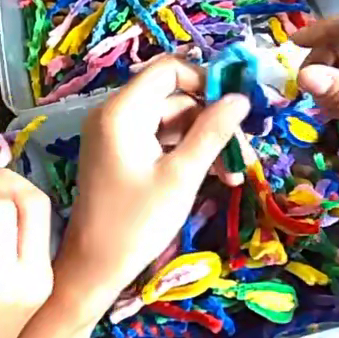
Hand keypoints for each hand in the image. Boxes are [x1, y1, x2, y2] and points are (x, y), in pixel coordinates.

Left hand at [58, 56, 248, 319]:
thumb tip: (241, 98)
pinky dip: (187, 153)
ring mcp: (119, 134)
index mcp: (123, 111)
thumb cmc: (136, 222)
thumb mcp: (182, 176)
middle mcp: (116, 114)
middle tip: (244, 152)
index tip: (237, 105)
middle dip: (212, 121)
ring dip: (205, 141)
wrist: (94, 266)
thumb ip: (212, 132)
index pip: (169, 70)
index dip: (205, 80)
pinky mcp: (123, 153)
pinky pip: (162, 140)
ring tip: (233, 174)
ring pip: (173, 121)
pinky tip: (215, 177)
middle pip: (175, 98)